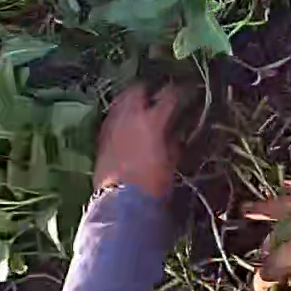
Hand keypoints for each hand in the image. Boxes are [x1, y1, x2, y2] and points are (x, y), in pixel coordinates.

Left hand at [93, 84, 183, 199]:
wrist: (121, 203)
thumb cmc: (152, 184)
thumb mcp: (171, 161)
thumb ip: (175, 141)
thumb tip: (178, 131)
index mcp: (153, 120)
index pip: (171, 94)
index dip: (182, 90)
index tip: (188, 92)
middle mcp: (131, 116)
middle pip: (139, 88)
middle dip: (151, 88)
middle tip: (160, 94)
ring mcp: (113, 123)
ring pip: (121, 99)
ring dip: (132, 98)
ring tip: (141, 104)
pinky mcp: (102, 135)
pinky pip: (112, 115)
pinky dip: (121, 113)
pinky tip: (126, 122)